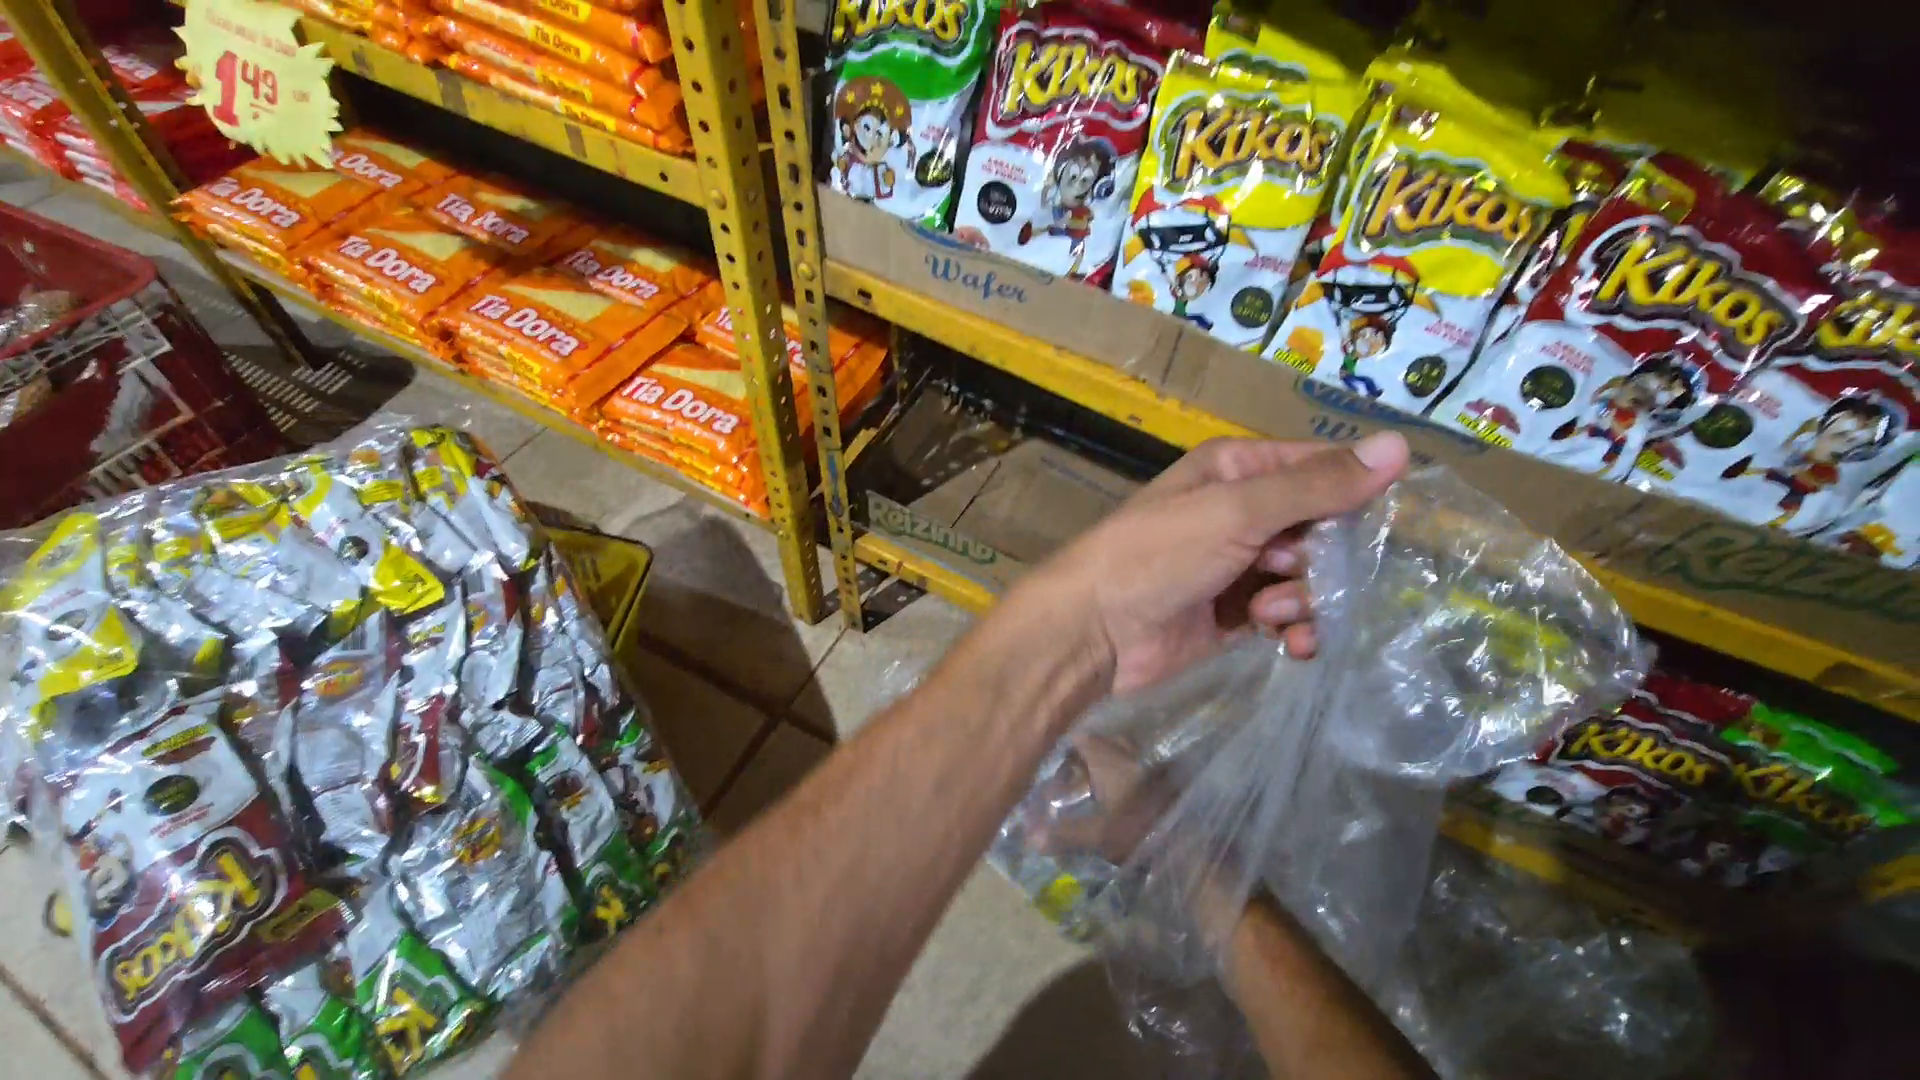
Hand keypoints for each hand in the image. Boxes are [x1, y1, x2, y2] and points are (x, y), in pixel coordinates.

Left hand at [1015, 433, 1408, 696]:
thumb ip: (1315, 486)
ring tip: (1271, 613)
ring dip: (1307, 598)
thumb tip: (1400, 444)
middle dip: (1324, 557)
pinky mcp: (1238, 614)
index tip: (1380, 525)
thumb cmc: (1157, 555)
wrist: (1094, 630)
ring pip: (1312, 575)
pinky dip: (1298, 629)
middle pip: (1324, 527)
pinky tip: (1290, 644)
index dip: (1354, 493)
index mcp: (1238, 469)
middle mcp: (1242, 511)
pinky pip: (1292, 615)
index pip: (1322, 467)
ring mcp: (1240, 565)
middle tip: (1290, 572)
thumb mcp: (1236, 511)